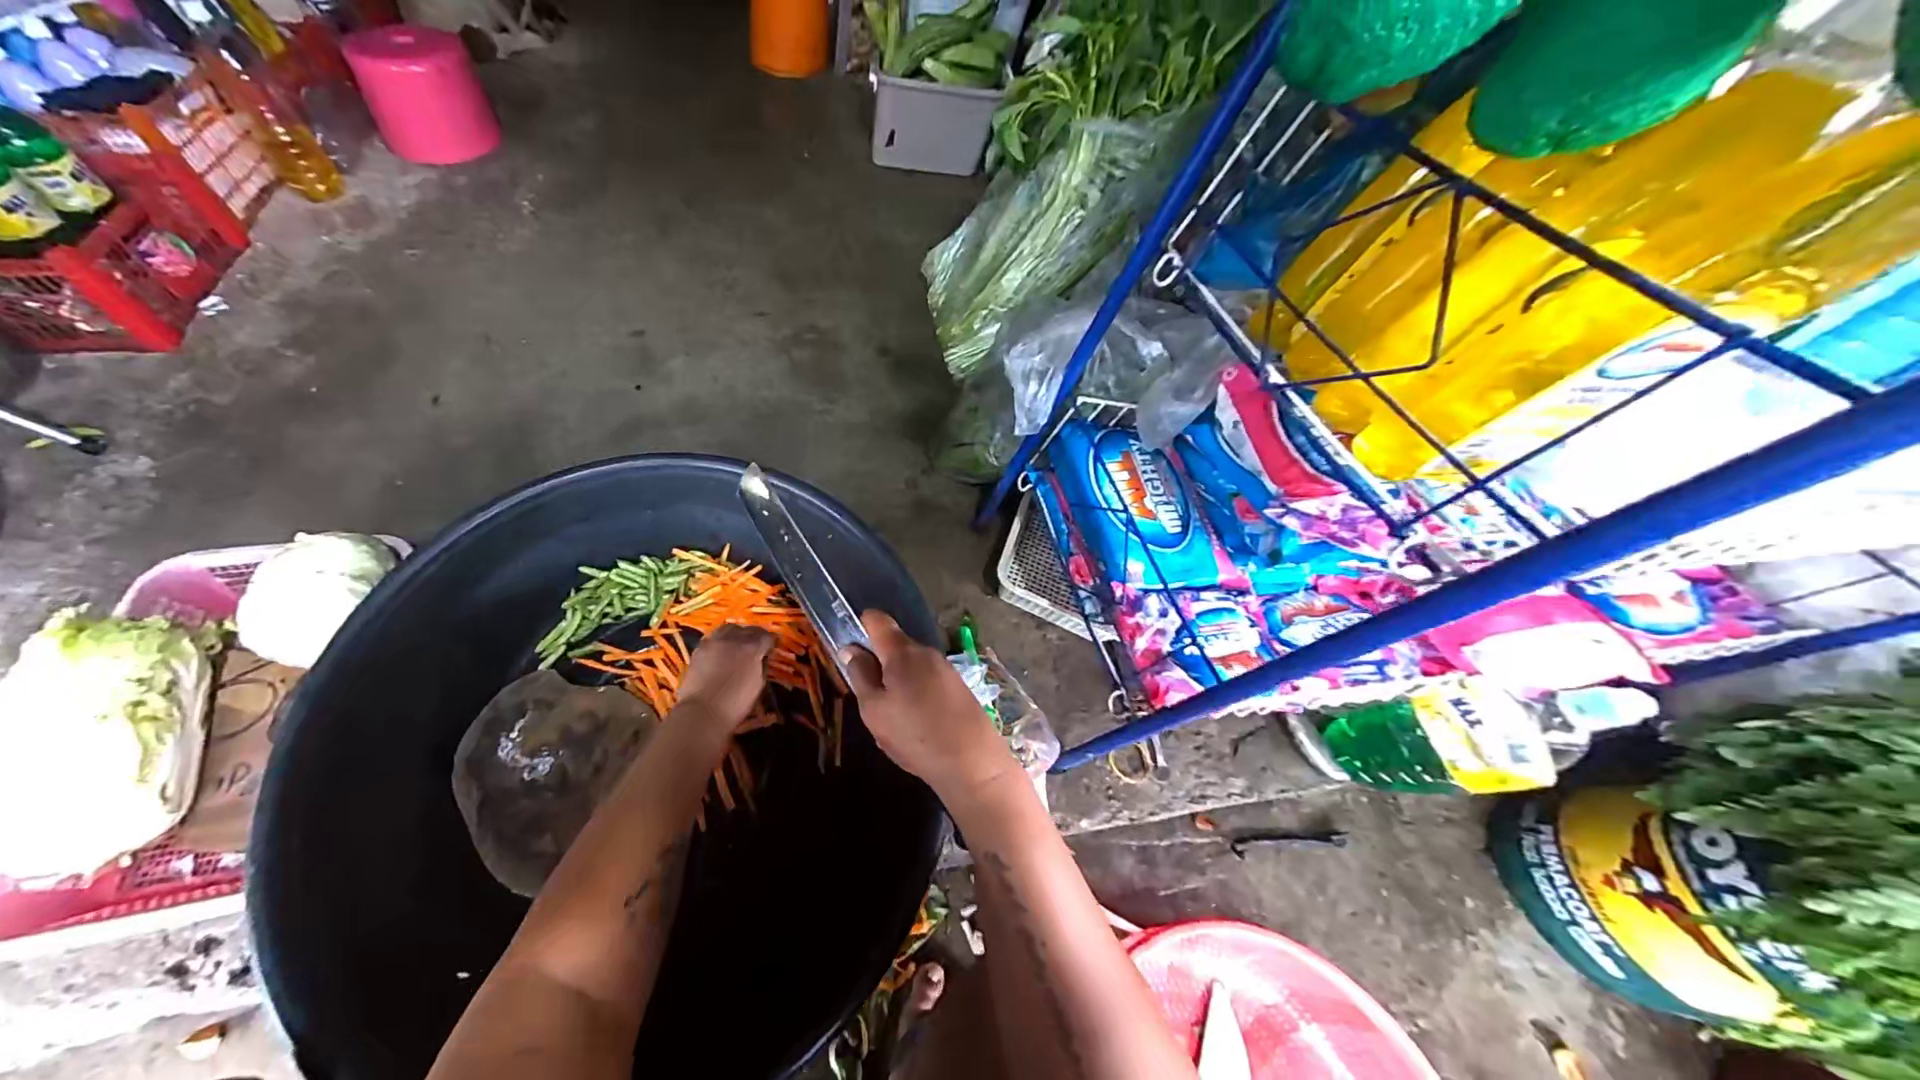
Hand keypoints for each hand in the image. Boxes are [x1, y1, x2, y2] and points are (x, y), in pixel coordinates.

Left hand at [674, 623, 773, 730]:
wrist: (702, 712)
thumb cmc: (735, 703)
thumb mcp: (758, 684)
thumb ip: (761, 666)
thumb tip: (760, 658)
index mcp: (751, 647)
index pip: (766, 636)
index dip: (771, 641)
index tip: (772, 648)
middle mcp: (732, 639)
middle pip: (746, 629)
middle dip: (754, 635)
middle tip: (756, 645)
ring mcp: (713, 642)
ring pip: (728, 629)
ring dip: (735, 635)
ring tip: (737, 645)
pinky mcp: (698, 650)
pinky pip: (713, 639)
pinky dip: (720, 642)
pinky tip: (721, 652)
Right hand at [842, 610, 1017, 800]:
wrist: (972, 761)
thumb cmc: (914, 734)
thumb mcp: (874, 709)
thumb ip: (860, 675)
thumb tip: (850, 649)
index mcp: (902, 651)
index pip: (878, 620)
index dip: (860, 626)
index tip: (850, 649)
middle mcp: (927, 651)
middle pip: (896, 645)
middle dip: (879, 663)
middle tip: (869, 698)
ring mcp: (946, 668)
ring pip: (912, 666)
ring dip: (898, 682)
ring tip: (894, 718)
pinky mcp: (959, 686)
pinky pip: (928, 680)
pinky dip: (917, 694)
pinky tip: (917, 724)